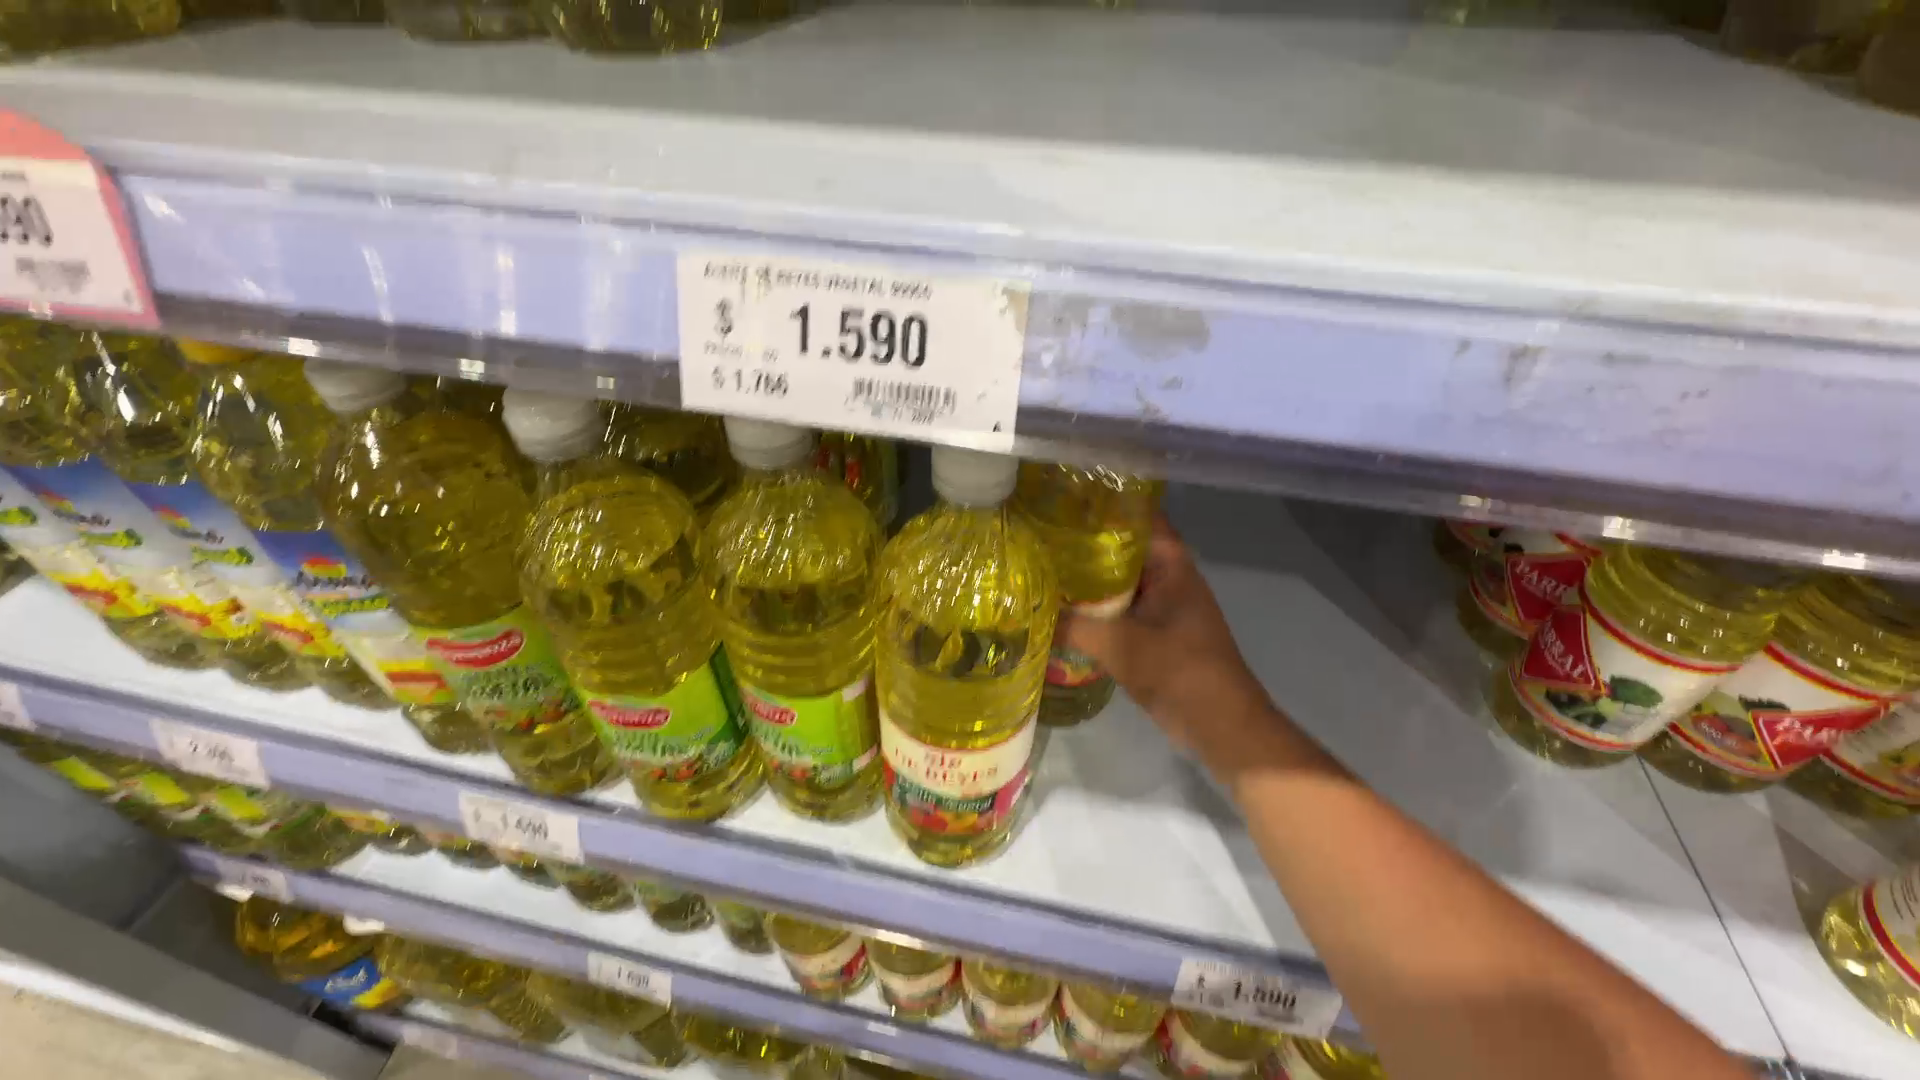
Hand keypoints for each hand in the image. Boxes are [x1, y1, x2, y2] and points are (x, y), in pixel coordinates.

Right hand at [1057, 513, 1279, 773]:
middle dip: (1085, 541)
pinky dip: (1092, 609)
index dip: (1106, 502)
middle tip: (1036, 531)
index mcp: (1172, 566)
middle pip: (1124, 548)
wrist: (1221, 726)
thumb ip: (1073, 625)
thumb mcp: (1121, 645)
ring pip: (1119, 582)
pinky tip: (1058, 611)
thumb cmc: (1180, 671)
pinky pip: (1118, 612)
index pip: (1139, 516)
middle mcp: (1168, 579)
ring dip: (1086, 579)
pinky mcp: (1154, 636)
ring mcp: (1162, 608)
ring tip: (1038, 565)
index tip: (1064, 495)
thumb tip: (1027, 611)